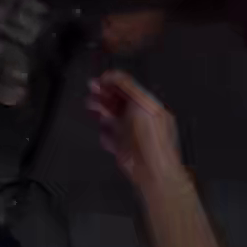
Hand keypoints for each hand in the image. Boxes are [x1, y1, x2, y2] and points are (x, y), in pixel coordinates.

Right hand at [87, 72, 188, 194]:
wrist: (153, 170)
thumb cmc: (155, 139)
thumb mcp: (142, 103)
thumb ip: (127, 86)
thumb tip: (113, 76)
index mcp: (148, 104)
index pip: (127, 87)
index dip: (112, 82)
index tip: (101, 80)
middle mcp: (139, 117)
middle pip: (116, 100)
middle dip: (102, 94)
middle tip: (92, 89)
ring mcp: (130, 131)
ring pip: (110, 116)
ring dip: (100, 109)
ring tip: (92, 106)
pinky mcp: (122, 145)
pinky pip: (108, 134)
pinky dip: (104, 131)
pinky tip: (105, 132)